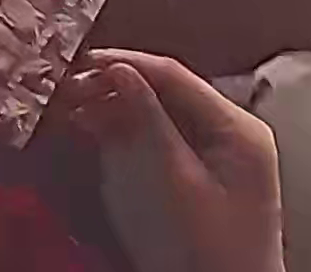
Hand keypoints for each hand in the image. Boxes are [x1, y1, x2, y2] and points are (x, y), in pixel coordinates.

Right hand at [62, 49, 284, 271]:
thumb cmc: (206, 251)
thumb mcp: (175, 182)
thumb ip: (147, 119)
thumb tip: (117, 68)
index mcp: (236, 126)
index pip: (174, 75)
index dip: (128, 62)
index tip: (86, 60)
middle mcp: (229, 126)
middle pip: (165, 88)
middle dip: (117, 82)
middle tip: (73, 82)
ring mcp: (214, 146)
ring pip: (156, 106)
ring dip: (114, 102)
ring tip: (74, 103)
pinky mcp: (197, 166)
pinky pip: (156, 130)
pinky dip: (122, 124)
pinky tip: (91, 123)